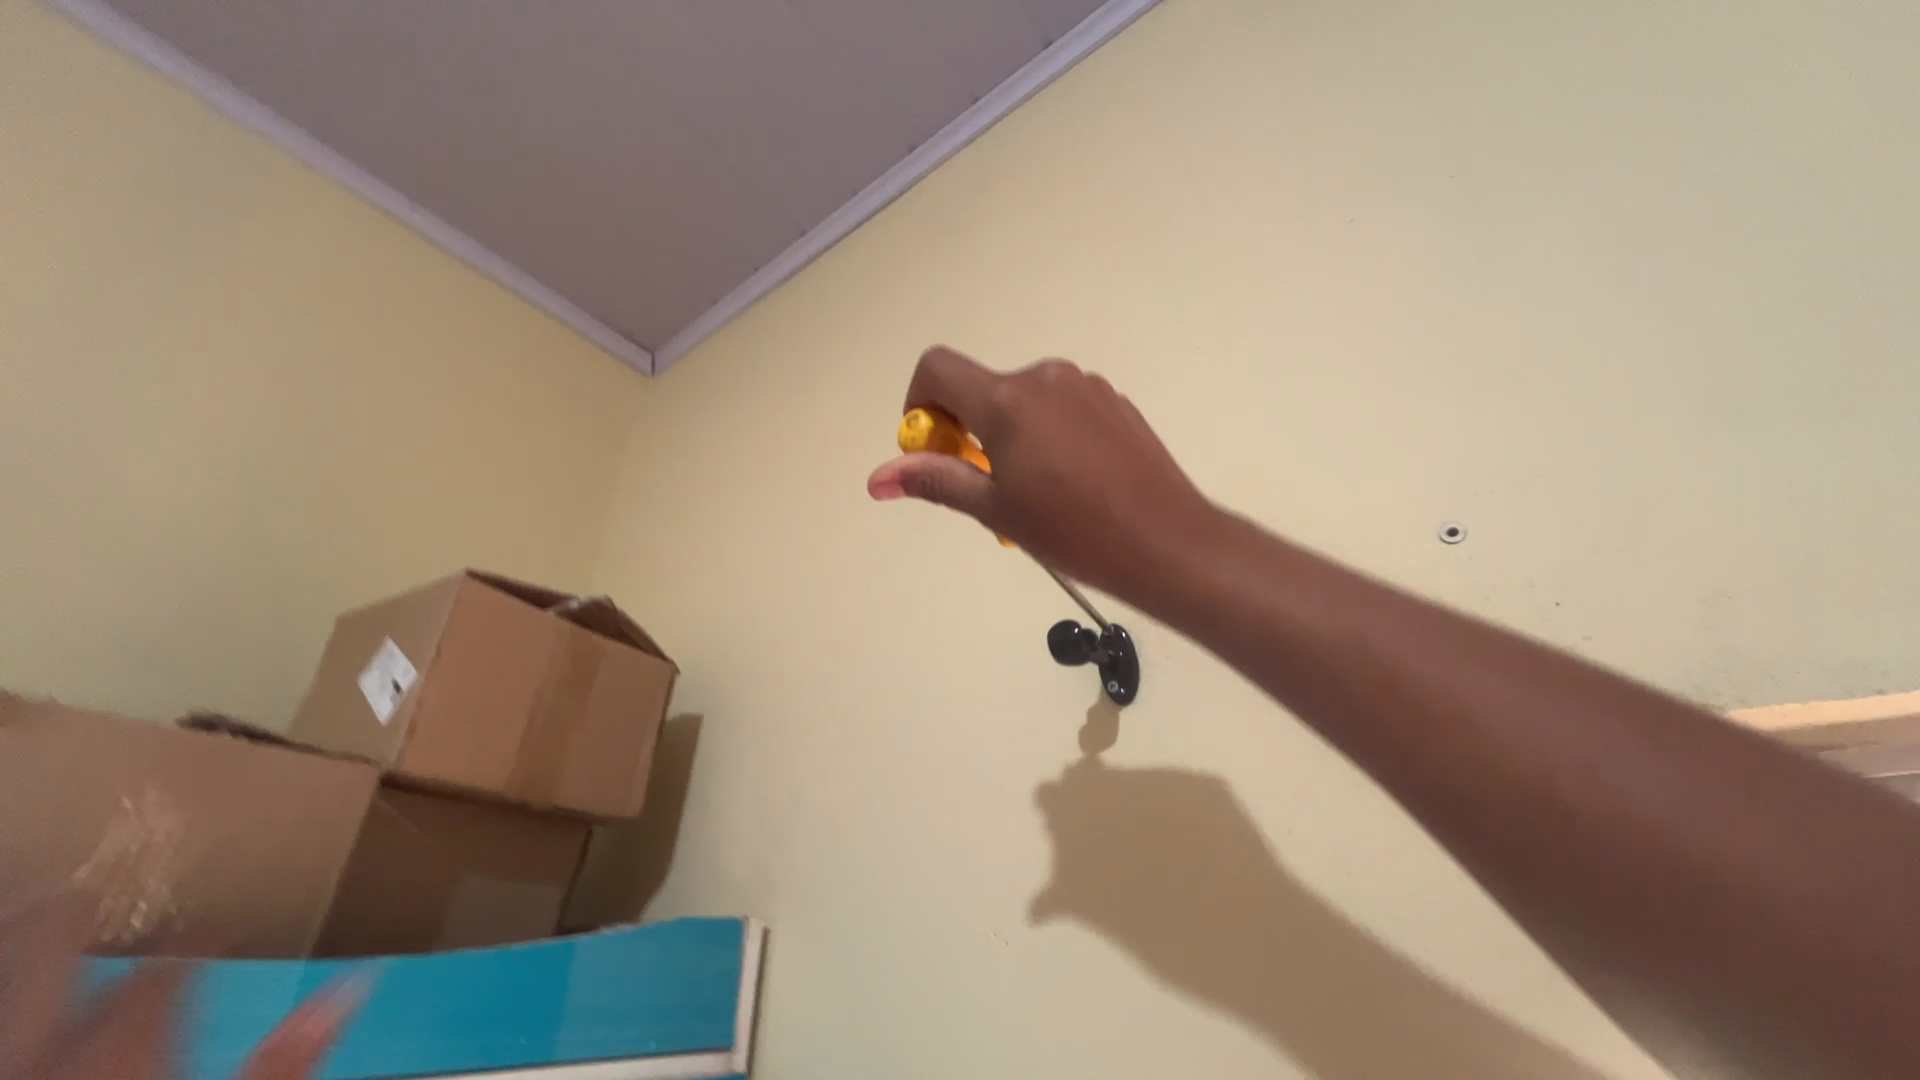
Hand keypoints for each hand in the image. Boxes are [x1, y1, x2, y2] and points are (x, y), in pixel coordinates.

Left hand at [0, 896, 362, 1079]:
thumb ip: (288, 1061)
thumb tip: (357, 985)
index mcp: (125, 1055)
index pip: (169, 969)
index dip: (199, 939)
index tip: (220, 928)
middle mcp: (52, 1059)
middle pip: (45, 970)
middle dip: (61, 925)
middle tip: (81, 891)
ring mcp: (14, 1077)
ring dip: (11, 957)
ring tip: (22, 919)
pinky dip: (5, 1019)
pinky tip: (15, 1016)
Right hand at [868, 346, 1215, 598]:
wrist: (1165, 541)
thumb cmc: (1072, 531)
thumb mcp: (996, 510)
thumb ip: (936, 481)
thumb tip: (878, 478)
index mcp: (1008, 400)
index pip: (937, 368)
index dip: (919, 402)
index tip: (934, 446)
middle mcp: (1045, 378)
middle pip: (982, 387)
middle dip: (967, 428)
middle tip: (985, 485)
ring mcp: (1085, 386)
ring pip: (1023, 399)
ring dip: (1009, 433)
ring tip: (1032, 490)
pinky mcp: (1114, 402)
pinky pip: (1061, 407)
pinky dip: (1046, 432)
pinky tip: (1070, 480)